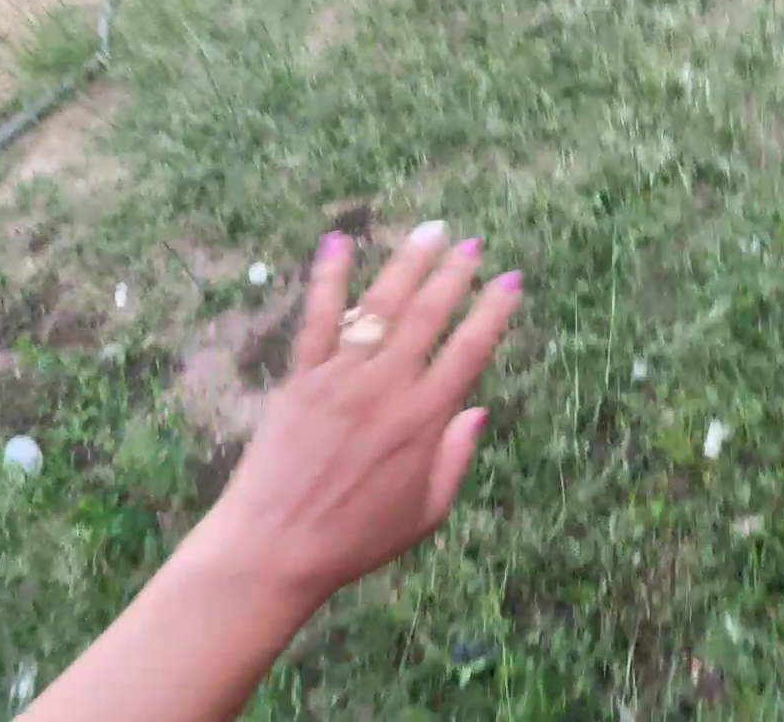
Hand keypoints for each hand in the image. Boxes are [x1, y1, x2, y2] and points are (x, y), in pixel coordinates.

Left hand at [190, 222, 521, 613]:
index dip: (494, 311)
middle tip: (472, 243)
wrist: (273, 551)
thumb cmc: (355, 539)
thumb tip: (479, 409)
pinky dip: (328, 278)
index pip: (470, 350)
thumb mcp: (426, 513)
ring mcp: (342, 377)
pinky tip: (338, 241)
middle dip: (455, 274)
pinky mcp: (302, 377)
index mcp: (424, 419)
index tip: (511, 279)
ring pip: (382, 307)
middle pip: (429, 316)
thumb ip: (457, 458)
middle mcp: (388, 387)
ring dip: (409, 264)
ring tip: (431, 231)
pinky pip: (317, 318)